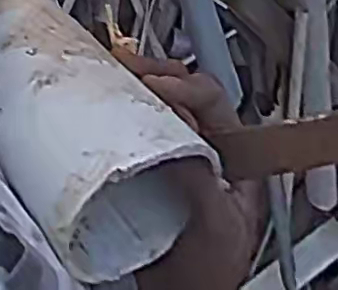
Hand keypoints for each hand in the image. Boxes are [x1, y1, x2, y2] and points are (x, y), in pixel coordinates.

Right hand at [114, 49, 265, 289]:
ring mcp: (171, 146)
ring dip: (136, 82)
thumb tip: (178, 142)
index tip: (158, 87)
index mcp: (231, 151)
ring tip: (115, 73)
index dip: (185, 87)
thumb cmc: (209, 274)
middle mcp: (202, 141)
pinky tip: (106, 94)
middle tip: (129, 69)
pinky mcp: (142, 157)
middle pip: (182, 87)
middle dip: (155, 72)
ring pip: (157, 98)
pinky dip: (119, 102)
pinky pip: (132, 119)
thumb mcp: (218, 229)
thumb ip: (204, 185)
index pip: (212, 99)